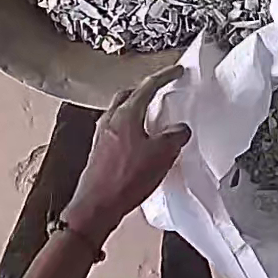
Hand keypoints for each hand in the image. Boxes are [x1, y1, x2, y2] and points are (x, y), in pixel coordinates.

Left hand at [61, 65, 192, 245]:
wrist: (97, 206)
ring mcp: (102, 135)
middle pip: (129, 95)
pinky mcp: (100, 151)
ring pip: (121, 112)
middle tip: (161, 90)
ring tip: (153, 116)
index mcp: (126, 114)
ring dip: (137, 109)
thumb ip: (175, 136)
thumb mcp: (162, 154)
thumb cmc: (125, 178)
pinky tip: (140, 140)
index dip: (164, 77)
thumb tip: (180, 130)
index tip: (176, 71)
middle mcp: (110, 120)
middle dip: (145, 90)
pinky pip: (117, 130)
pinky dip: (131, 127)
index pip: (147, 87)